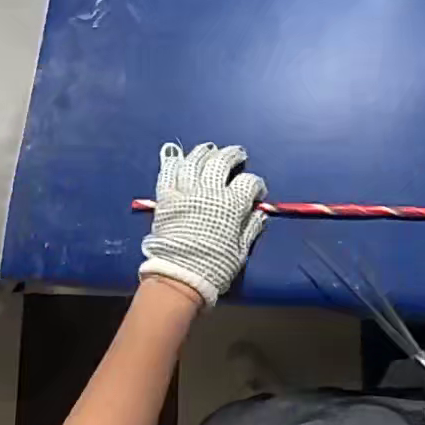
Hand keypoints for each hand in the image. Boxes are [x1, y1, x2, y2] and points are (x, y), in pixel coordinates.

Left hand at [137, 142, 266, 306]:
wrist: (178, 275)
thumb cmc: (214, 266)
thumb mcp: (240, 249)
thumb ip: (250, 227)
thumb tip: (259, 213)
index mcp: (231, 204)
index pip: (248, 182)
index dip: (255, 185)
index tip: (256, 191)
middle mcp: (208, 192)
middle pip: (221, 162)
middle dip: (232, 155)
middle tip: (237, 154)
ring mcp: (185, 192)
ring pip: (194, 162)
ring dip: (203, 152)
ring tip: (209, 149)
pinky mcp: (165, 198)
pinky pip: (167, 172)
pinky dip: (171, 160)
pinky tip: (174, 153)